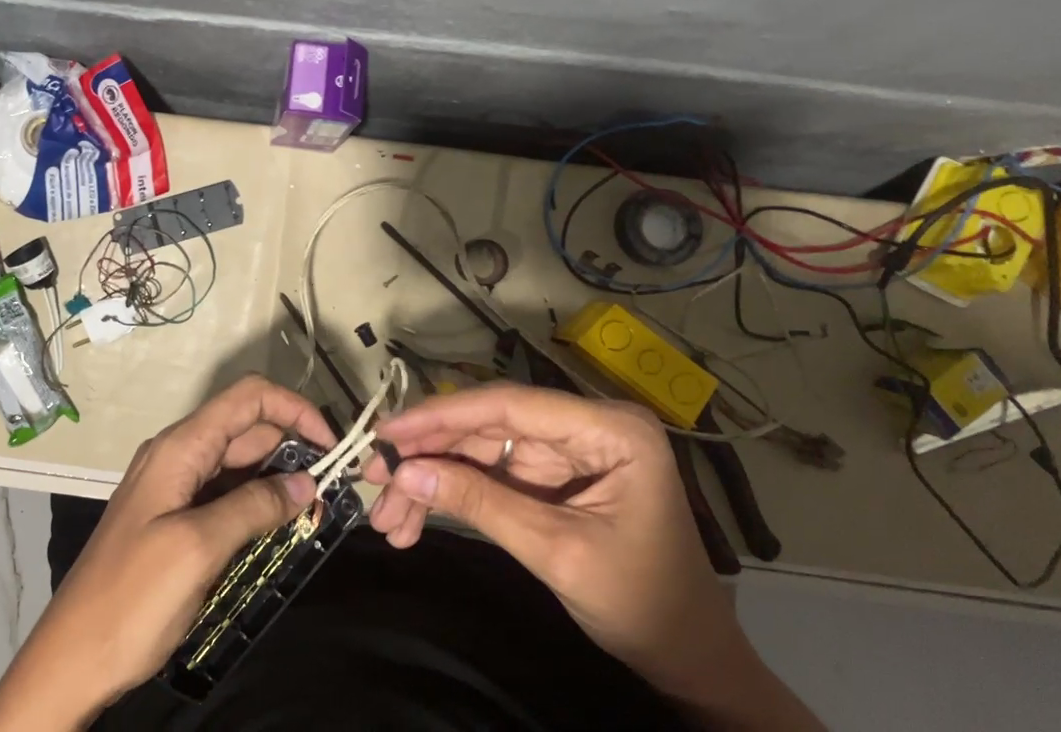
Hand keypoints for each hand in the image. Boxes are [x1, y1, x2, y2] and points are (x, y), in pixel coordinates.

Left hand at [0, 375, 333, 728]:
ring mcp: (176, 489)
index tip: (333, 448)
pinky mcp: (178, 521)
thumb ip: (253, 507)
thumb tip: (305, 484)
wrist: (75, 655)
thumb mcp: (198, 546)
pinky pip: (227, 498)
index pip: (248, 399)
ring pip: (241, 466)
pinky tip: (283, 531)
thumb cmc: (133, 596)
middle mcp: (179, 457)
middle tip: (334, 496)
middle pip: (248, 430)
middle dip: (295, 450)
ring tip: (316, 517)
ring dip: (280, 481)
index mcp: (179, 448)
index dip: (295, 410)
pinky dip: (259, 506)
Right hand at [362, 383, 756, 707]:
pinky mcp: (550, 474)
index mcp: (609, 429)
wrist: (686, 655)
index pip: (508, 405)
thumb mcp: (556, 551)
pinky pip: (488, 473)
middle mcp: (585, 426)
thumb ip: (481, 503)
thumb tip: (404, 471)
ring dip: (431, 480)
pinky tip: (414, 521)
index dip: (440, 416)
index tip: (386, 434)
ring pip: (478, 449)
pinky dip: (452, 495)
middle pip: (486, 425)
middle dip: (428, 456)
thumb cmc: (641, 603)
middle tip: (374, 481)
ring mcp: (566, 449)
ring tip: (388, 518)